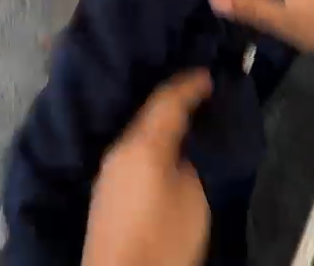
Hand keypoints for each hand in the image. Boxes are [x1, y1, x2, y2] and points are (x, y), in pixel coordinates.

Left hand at [82, 69, 211, 265]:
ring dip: (160, 122)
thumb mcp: (192, 200)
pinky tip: (163, 149)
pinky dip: (150, 141)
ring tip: (185, 119)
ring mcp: (108, 168)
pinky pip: (132, 150)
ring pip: (139, 131)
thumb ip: (190, 163)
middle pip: (148, 112)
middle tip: (199, 92)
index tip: (208, 74)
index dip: (189, 84)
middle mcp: (120, 146)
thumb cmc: (162, 239)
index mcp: (142, 142)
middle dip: (174, 100)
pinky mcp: (105, 189)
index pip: (167, 100)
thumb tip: (183, 149)